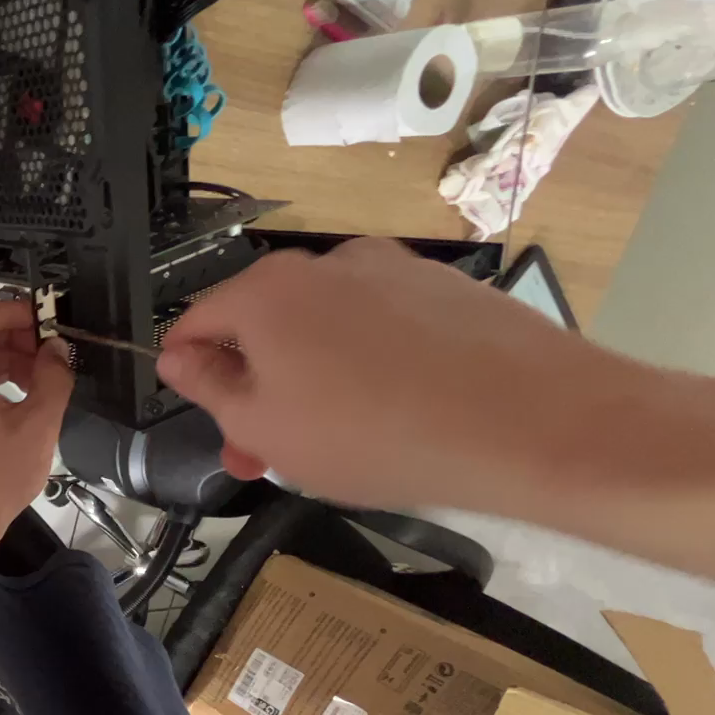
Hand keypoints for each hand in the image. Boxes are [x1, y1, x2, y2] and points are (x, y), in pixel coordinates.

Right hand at [155, 237, 629, 511]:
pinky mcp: (446, 289)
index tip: (202, 413)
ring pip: (317, 329)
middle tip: (260, 450)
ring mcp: (392, 270)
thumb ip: (203, 385)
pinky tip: (384, 412)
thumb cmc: (368, 432)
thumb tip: (178, 357)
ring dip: (302, 379)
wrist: (536, 427)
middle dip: (250, 389)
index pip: (193, 324)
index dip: (185, 370)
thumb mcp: (257, 424)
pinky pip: (374, 326)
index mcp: (266, 292)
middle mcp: (325, 264)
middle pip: (259, 327)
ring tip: (325, 438)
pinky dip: (360, 364)